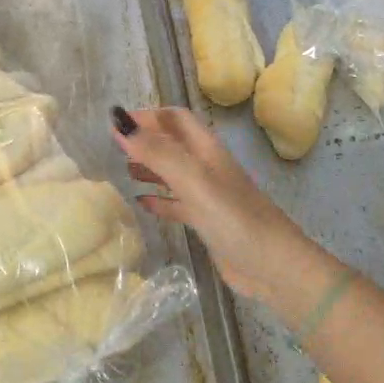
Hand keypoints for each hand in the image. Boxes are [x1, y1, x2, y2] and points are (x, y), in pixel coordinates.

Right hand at [111, 106, 312, 300]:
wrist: (272, 267)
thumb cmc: (234, 218)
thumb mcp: (194, 180)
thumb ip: (158, 153)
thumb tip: (120, 124)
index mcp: (207, 150)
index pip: (175, 119)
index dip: (147, 116)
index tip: (116, 123)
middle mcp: (206, 167)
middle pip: (172, 143)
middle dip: (144, 140)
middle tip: (110, 147)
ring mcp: (207, 195)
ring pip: (172, 172)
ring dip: (148, 168)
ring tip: (119, 170)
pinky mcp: (206, 221)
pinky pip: (176, 204)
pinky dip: (158, 200)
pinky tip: (139, 203)